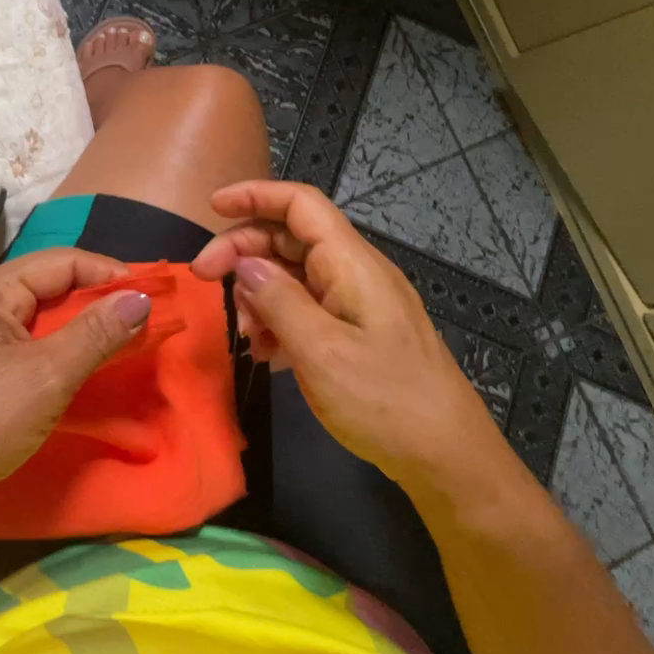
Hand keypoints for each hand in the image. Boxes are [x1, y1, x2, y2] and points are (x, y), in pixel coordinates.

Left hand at [0, 248, 152, 503]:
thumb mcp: (48, 375)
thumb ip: (96, 333)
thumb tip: (141, 298)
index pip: (63, 261)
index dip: (109, 274)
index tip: (152, 296)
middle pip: (53, 281)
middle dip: (100, 296)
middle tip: (145, 316)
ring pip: (46, 310)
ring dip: (85, 320)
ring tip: (126, 334)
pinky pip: (34, 334)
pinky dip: (65, 341)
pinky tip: (88, 355)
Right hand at [192, 181, 515, 499]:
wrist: (449, 459)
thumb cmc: (386, 401)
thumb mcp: (321, 352)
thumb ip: (278, 300)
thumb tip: (244, 263)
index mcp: (351, 263)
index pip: (300, 204)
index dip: (255, 194)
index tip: (212, 206)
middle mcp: (354, 272)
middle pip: (289, 237)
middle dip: (243, 251)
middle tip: (204, 279)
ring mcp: (357, 303)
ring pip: (293, 274)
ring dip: (258, 292)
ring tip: (243, 333)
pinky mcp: (357, 332)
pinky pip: (306, 307)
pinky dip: (277, 319)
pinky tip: (265, 352)